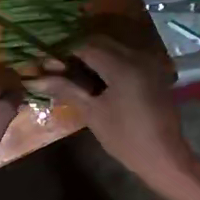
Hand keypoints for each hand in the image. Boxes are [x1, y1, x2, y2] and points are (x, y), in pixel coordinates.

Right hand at [28, 38, 196, 185]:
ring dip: (94, 56)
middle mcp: (137, 57)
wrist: (163, 156)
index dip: (64, 52)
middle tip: (60, 69)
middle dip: (78, 52)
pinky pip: (126, 57)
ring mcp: (148, 63)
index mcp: (122, 66)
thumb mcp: (92, 113)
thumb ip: (66, 89)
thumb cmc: (125, 138)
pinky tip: (97, 80)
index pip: (86, 46)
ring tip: (76, 75)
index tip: (48, 64)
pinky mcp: (153, 71)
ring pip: (114, 48)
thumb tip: (36, 78)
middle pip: (101, 42)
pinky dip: (109, 62)